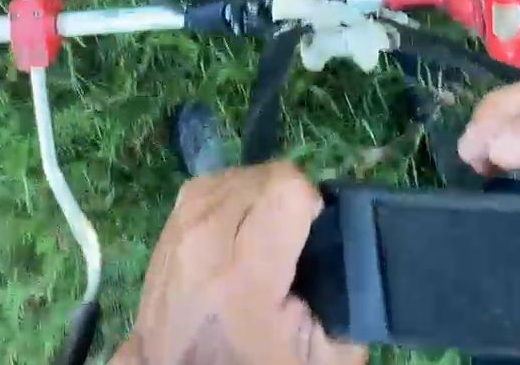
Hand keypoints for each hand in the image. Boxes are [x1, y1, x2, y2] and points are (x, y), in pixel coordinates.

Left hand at [113, 162, 365, 364]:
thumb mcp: (322, 355)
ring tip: (265, 241)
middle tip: (291, 247)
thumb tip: (349, 239)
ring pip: (244, 172)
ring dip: (262, 197)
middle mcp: (204, 237)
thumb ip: (347, 294)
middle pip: (268, 174)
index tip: (312, 240)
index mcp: (242, 274)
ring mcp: (181, 222)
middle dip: (289, 200)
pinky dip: (237, 198)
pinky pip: (219, 181)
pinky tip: (241, 231)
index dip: (311, 205)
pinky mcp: (171, 218)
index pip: (287, 187)